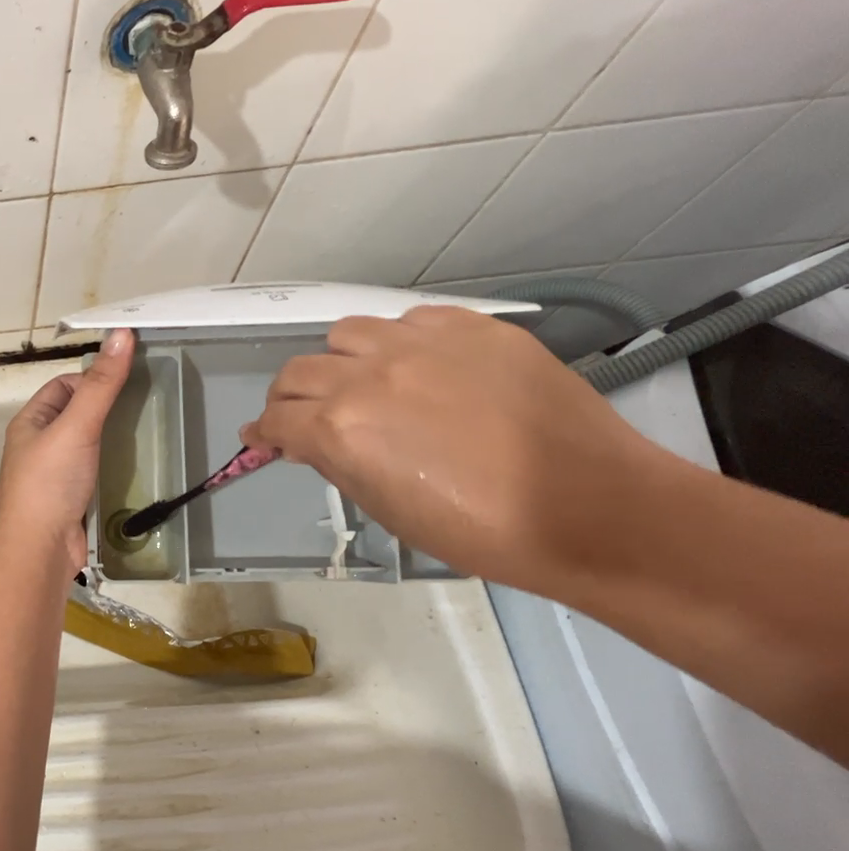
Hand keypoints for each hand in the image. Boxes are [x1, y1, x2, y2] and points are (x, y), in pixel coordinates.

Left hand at [0, 328, 135, 574]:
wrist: (40, 550)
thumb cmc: (50, 484)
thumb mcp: (76, 427)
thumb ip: (100, 385)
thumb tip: (121, 333)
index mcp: (30, 423)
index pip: (63, 386)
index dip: (93, 378)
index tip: (129, 380)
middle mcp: (39, 446)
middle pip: (78, 415)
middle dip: (109, 409)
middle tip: (150, 404)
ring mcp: (55, 475)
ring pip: (90, 446)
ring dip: (115, 440)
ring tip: (152, 432)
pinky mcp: (73, 500)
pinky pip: (97, 474)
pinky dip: (116, 468)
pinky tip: (141, 467)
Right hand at [240, 306, 666, 589]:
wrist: (587, 507)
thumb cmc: (476, 529)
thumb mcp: (384, 508)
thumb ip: (336, 462)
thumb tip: (308, 442)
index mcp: (341, 430)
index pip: (276, 420)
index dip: (263, 434)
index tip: (263, 440)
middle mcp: (369, 377)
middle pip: (297, 373)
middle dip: (289, 399)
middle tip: (303, 418)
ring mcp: (423, 345)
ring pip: (346, 334)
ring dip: (338, 362)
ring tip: (361, 384)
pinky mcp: (473, 328)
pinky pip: (409, 321)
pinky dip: (396, 343)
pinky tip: (417, 369)